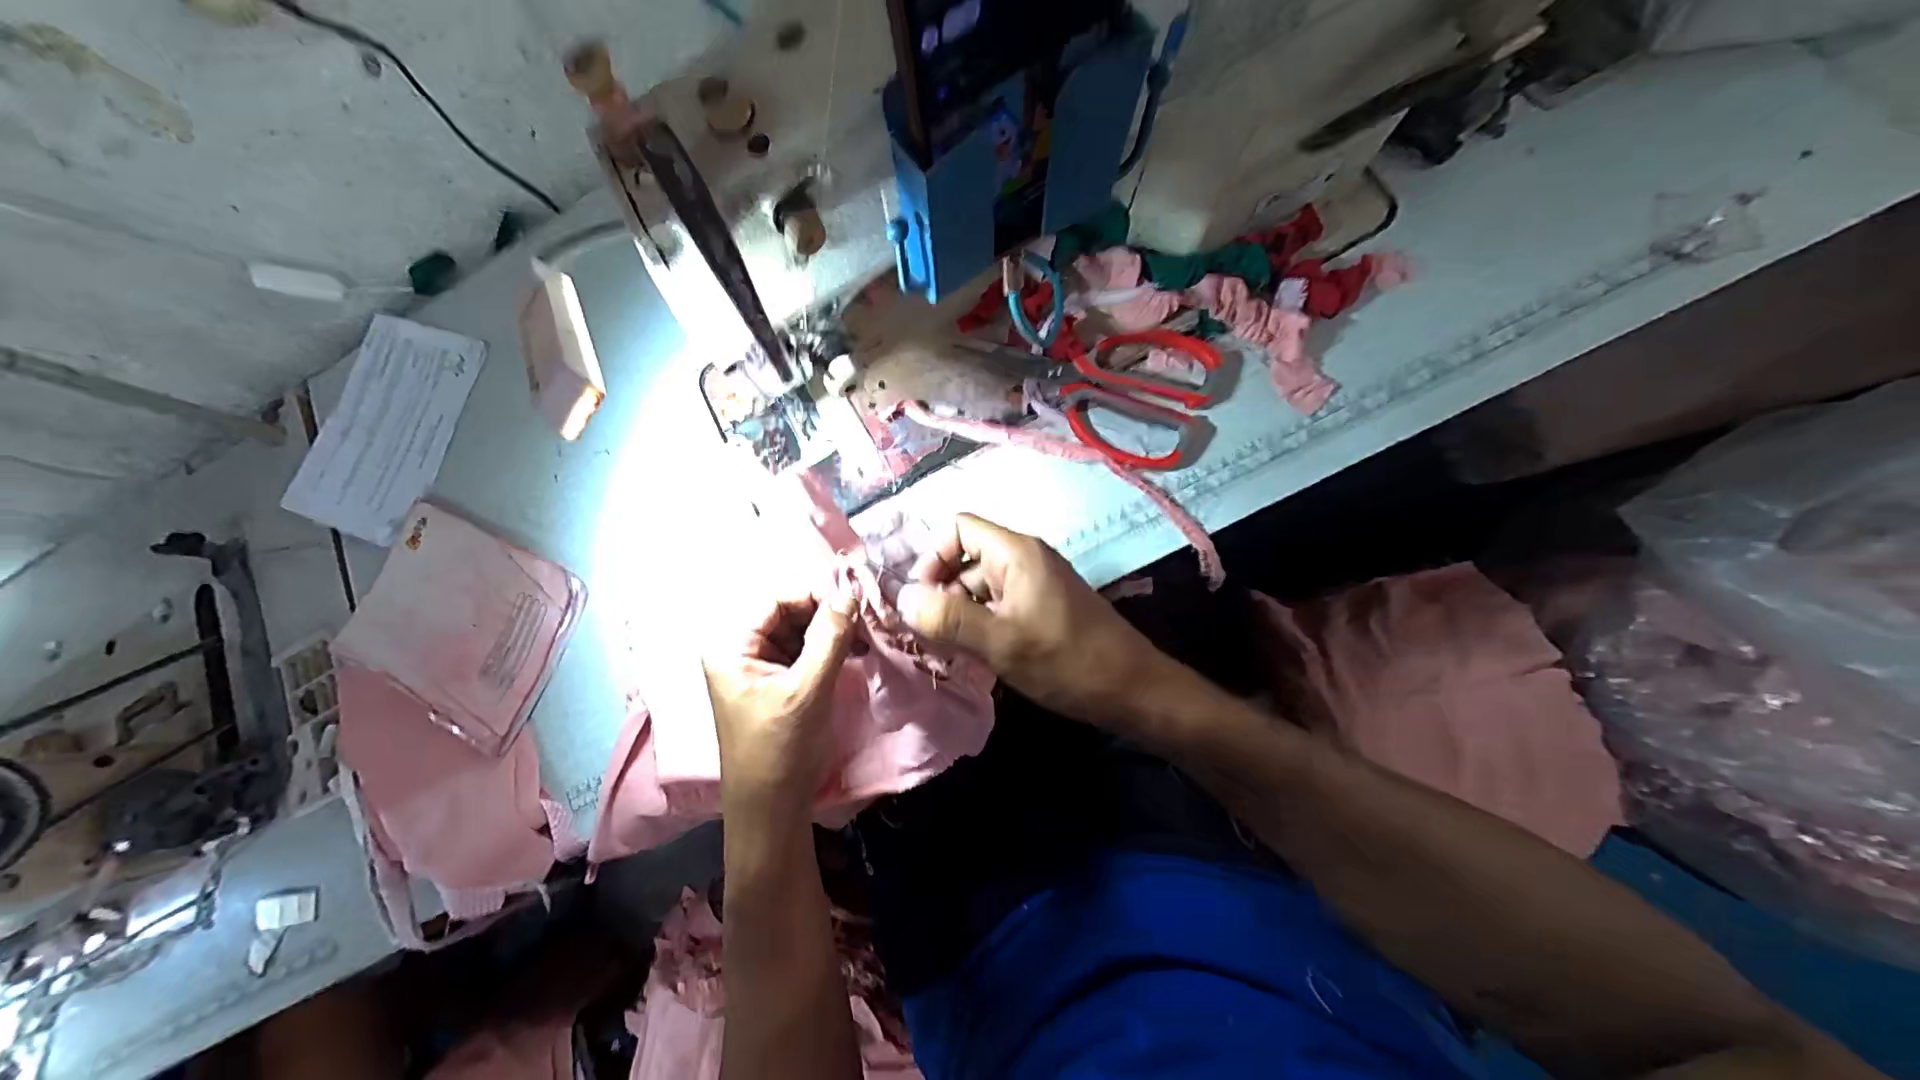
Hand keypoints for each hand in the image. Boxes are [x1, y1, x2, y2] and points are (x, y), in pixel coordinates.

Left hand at [705, 585, 858, 815]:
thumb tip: (850, 593)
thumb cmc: (780, 748)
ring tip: (863, 638)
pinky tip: (854, 652)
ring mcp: (758, 665)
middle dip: (826, 614)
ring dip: (831, 631)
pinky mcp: (777, 680)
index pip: (775, 599)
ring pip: (799, 630)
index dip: (814, 594)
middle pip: (787, 611)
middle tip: (864, 621)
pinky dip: (828, 648)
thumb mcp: (807, 690)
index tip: (854, 602)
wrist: (772, 808)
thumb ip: (829, 638)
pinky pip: (804, 650)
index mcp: (731, 646)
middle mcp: (740, 648)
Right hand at [896, 514, 1178, 730]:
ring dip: (959, 611)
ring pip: (980, 585)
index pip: (958, 528)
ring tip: (950, 648)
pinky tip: (976, 654)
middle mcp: (1025, 559)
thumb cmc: (1066, 661)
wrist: (1132, 690)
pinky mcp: (1043, 608)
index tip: (922, 600)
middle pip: (966, 557)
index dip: (932, 557)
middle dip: (942, 590)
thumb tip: (901, 598)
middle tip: (930, 633)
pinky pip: (999, 604)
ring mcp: (1036, 584)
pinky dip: (981, 623)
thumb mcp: (1000, 642)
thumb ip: (947, 618)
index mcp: (1016, 552)